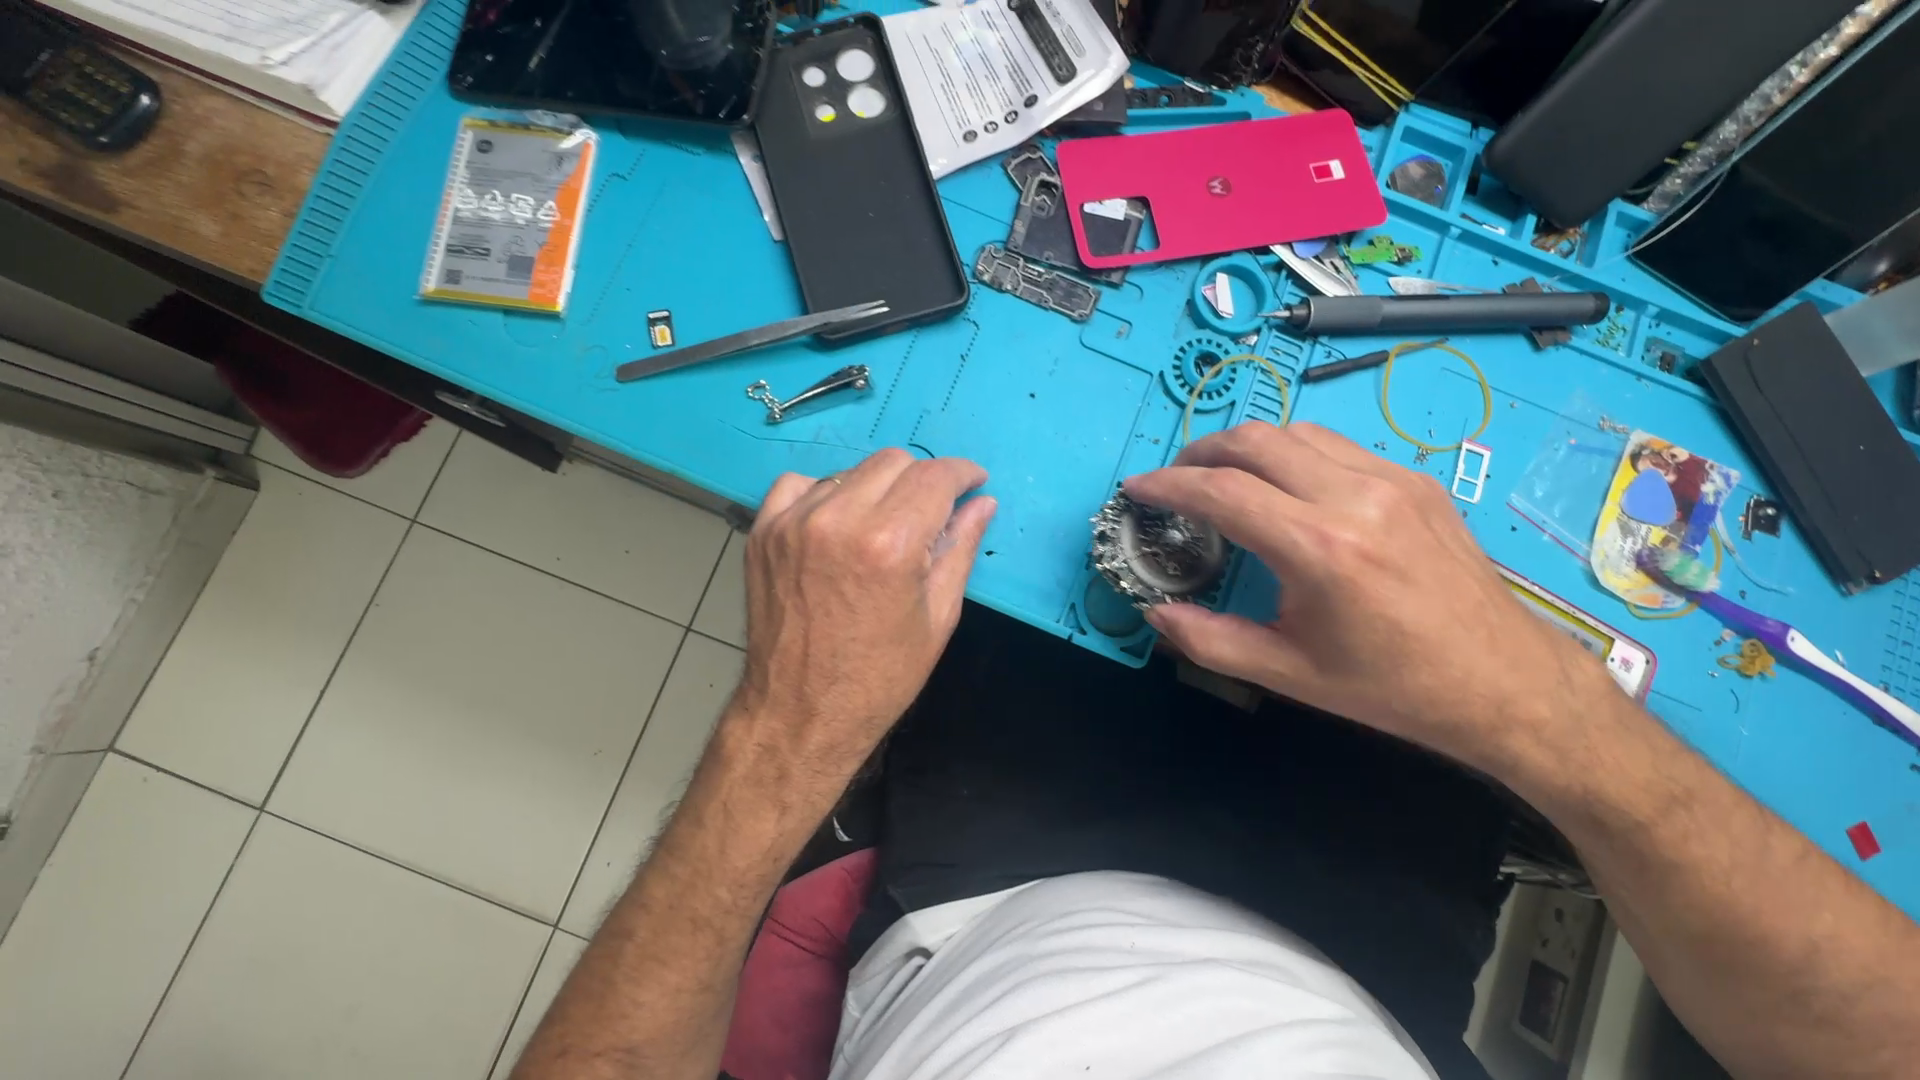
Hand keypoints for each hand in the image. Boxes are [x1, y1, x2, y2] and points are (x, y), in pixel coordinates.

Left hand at [730, 448, 995, 774]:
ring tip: (882, 528)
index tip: (973, 483)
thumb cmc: (879, 677)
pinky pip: (801, 484)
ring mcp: (793, 523)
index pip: (935, 477)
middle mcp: (839, 520)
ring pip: (850, 471)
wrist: (799, 714)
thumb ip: (960, 549)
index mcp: (890, 543)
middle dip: (923, 480)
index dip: (963, 474)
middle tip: (931, 514)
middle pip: (894, 462)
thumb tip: (983, 503)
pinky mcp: (763, 532)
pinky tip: (837, 526)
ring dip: (876, 489)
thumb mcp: (938, 618)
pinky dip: (826, 494)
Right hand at [1125, 422, 1611, 772]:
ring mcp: (1392, 480)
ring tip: (1222, 478)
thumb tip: (1155, 611)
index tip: (1136, 489)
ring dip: (1246, 447)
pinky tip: (1284, 487)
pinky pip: (1336, 446)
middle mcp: (1355, 497)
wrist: (1502, 681)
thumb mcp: (1287, 673)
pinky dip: (1291, 454)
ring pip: (1296, 432)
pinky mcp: (1416, 480)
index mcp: (1320, 549)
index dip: (1169, 485)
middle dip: (1200, 452)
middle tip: (1175, 480)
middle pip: (1256, 440)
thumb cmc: (1389, 686)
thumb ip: (1209, 640)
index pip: (1223, 492)